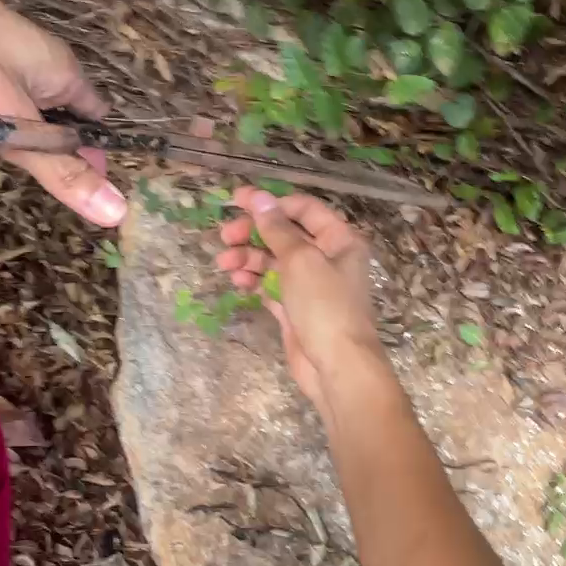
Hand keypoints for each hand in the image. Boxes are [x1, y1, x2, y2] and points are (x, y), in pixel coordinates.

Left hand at [0, 0, 124, 226]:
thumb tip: (117, 214)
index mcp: (58, 68)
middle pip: (44, 128)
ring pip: (0, 121)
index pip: (94, 123)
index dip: (88, 158)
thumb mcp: (9, 117)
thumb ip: (59, 169)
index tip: (69, 187)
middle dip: (20, 150)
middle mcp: (29, 61)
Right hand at [216, 187, 385, 413]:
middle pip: (285, 236)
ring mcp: (311, 287)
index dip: (271, 203)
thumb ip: (277, 229)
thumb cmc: (326, 307)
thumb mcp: (300, 260)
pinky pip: (271, 287)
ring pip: (274, 262)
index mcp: (340, 241)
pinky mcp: (296, 310)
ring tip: (225, 264)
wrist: (337, 366)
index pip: (303, 210)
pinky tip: (238, 282)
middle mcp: (327, 259)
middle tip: (225, 237)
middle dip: (254, 233)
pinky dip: (255, 282)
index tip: (237, 201)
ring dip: (248, 259)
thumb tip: (259, 198)